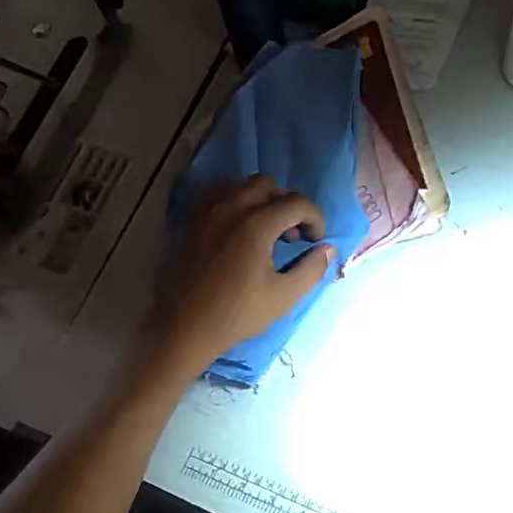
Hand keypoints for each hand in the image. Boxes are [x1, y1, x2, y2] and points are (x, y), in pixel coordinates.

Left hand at [154, 175, 335, 369]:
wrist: (184, 326)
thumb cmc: (237, 314)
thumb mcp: (284, 297)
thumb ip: (311, 269)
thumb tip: (327, 249)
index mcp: (256, 225)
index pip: (297, 202)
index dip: (315, 218)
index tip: (316, 242)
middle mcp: (230, 207)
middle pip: (268, 185)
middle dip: (288, 205)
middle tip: (293, 235)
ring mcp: (206, 211)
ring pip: (240, 186)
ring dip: (261, 201)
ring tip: (266, 231)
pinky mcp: (190, 221)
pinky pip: (217, 196)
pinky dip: (236, 204)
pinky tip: (239, 230)